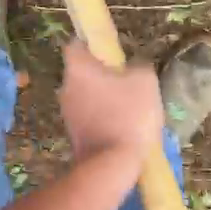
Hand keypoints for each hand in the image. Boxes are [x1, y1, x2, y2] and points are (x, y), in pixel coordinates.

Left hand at [57, 42, 161, 163]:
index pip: (76, 45)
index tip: (112, 53)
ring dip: (104, 98)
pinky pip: (89, 117)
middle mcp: (65, 88)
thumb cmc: (127, 114)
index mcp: (77, 68)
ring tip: (130, 108)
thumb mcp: (145, 81)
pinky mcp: (73, 135)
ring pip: (86, 96)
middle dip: (102, 75)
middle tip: (127, 81)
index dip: (93, 45)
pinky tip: (123, 127)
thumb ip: (139, 66)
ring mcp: (67, 114)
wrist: (112, 164)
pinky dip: (103, 118)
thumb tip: (133, 68)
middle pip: (82, 73)